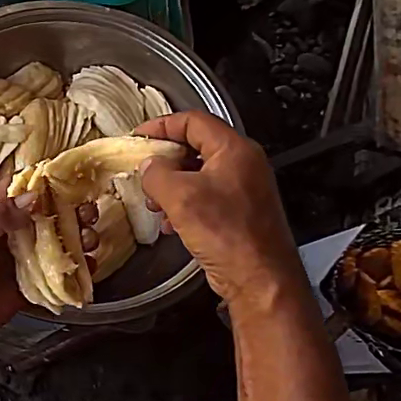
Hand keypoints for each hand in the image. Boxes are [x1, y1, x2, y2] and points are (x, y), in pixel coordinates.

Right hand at [132, 112, 303, 311]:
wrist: (260, 279)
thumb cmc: (230, 236)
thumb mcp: (180, 197)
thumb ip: (157, 173)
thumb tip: (149, 166)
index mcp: (234, 149)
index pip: (193, 121)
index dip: (162, 125)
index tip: (140, 136)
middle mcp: (243, 164)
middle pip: (196, 147)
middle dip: (165, 161)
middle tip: (145, 173)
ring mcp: (244, 189)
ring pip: (199, 175)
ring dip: (172, 186)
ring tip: (156, 204)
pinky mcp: (240, 213)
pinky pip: (207, 198)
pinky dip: (185, 205)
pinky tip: (172, 224)